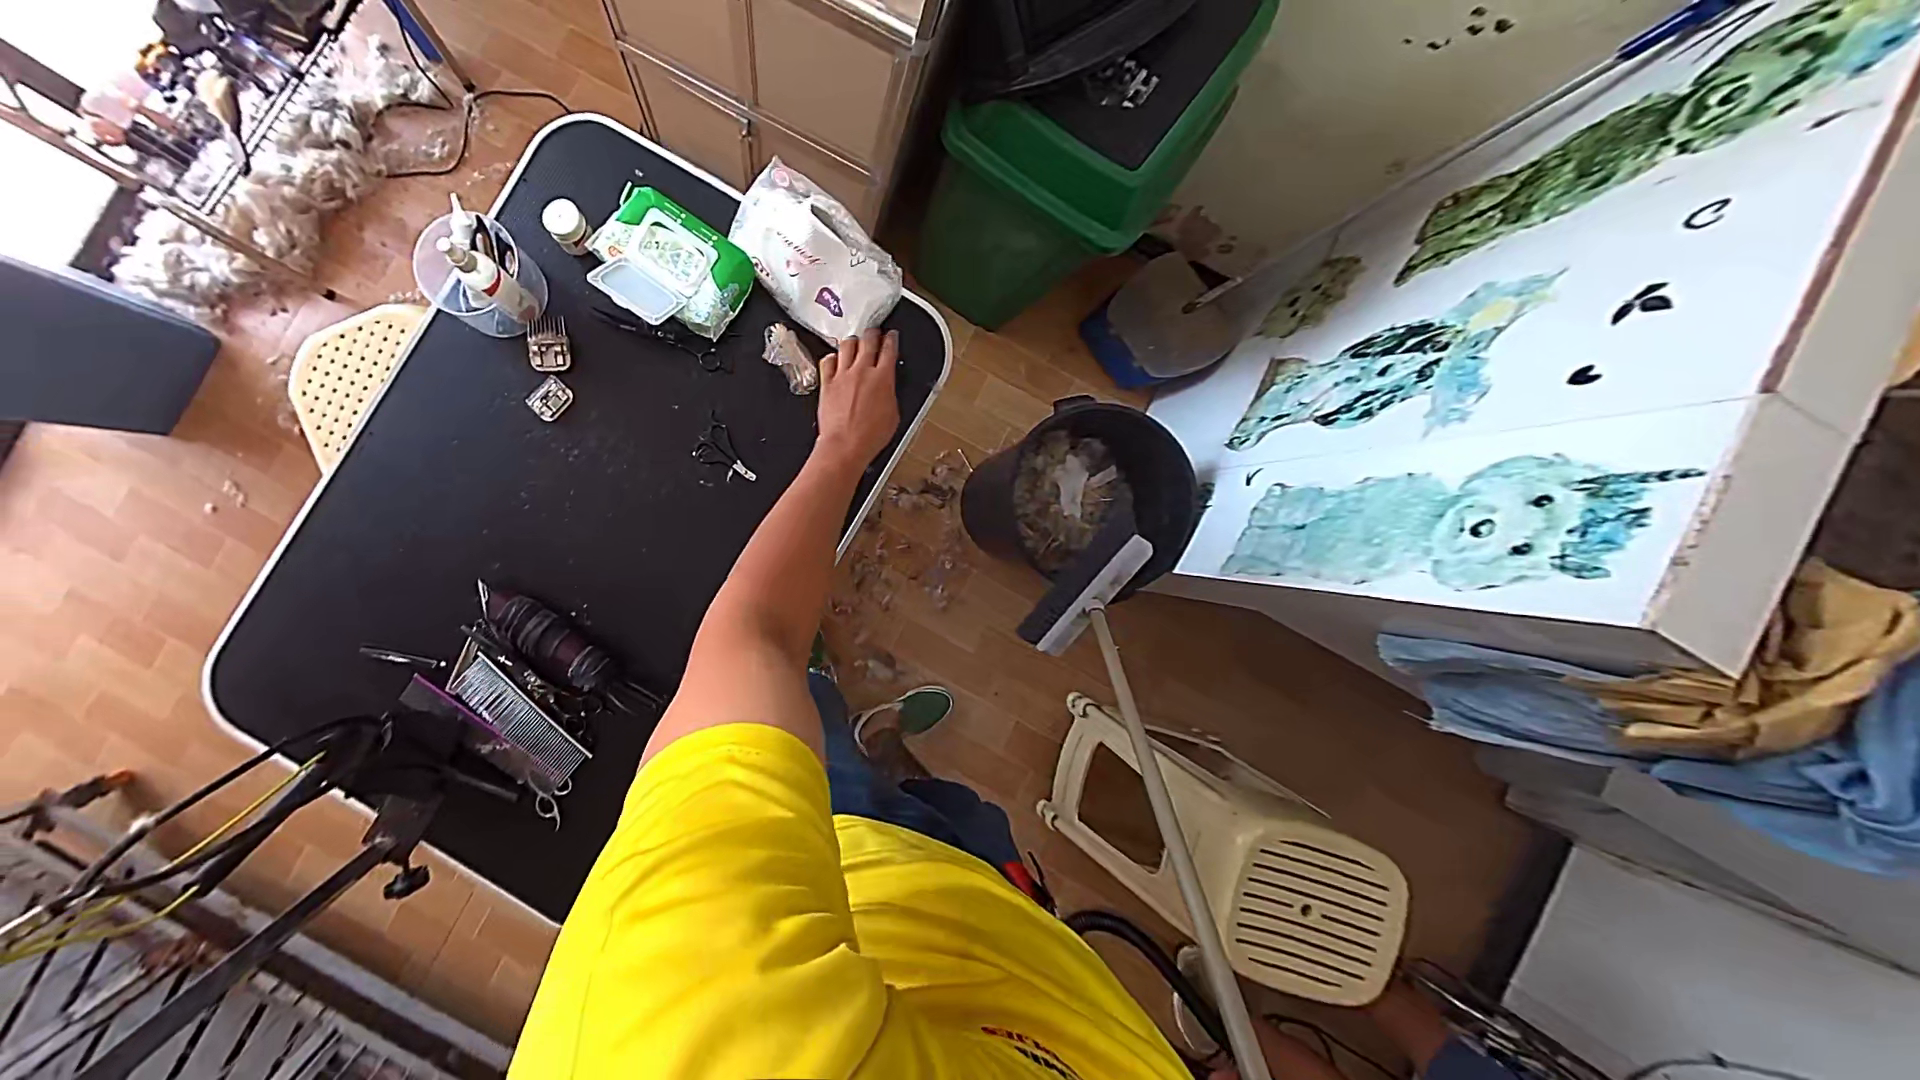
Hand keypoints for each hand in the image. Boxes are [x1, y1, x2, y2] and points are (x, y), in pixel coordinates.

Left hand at [816, 328, 898, 470]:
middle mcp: (862, 371)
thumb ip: (890, 395)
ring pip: (847, 345)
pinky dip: (832, 357)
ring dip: (853, 341)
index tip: (891, 336)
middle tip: (874, 332)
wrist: (846, 445)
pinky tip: (834, 359)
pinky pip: (827, 361)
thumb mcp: (893, 415)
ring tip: (855, 341)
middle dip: (873, 334)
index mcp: (883, 378)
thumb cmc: (870, 436)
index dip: (891, 339)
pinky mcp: (827, 383)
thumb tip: (887, 389)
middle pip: (868, 341)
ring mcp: (842, 375)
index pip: (889, 349)